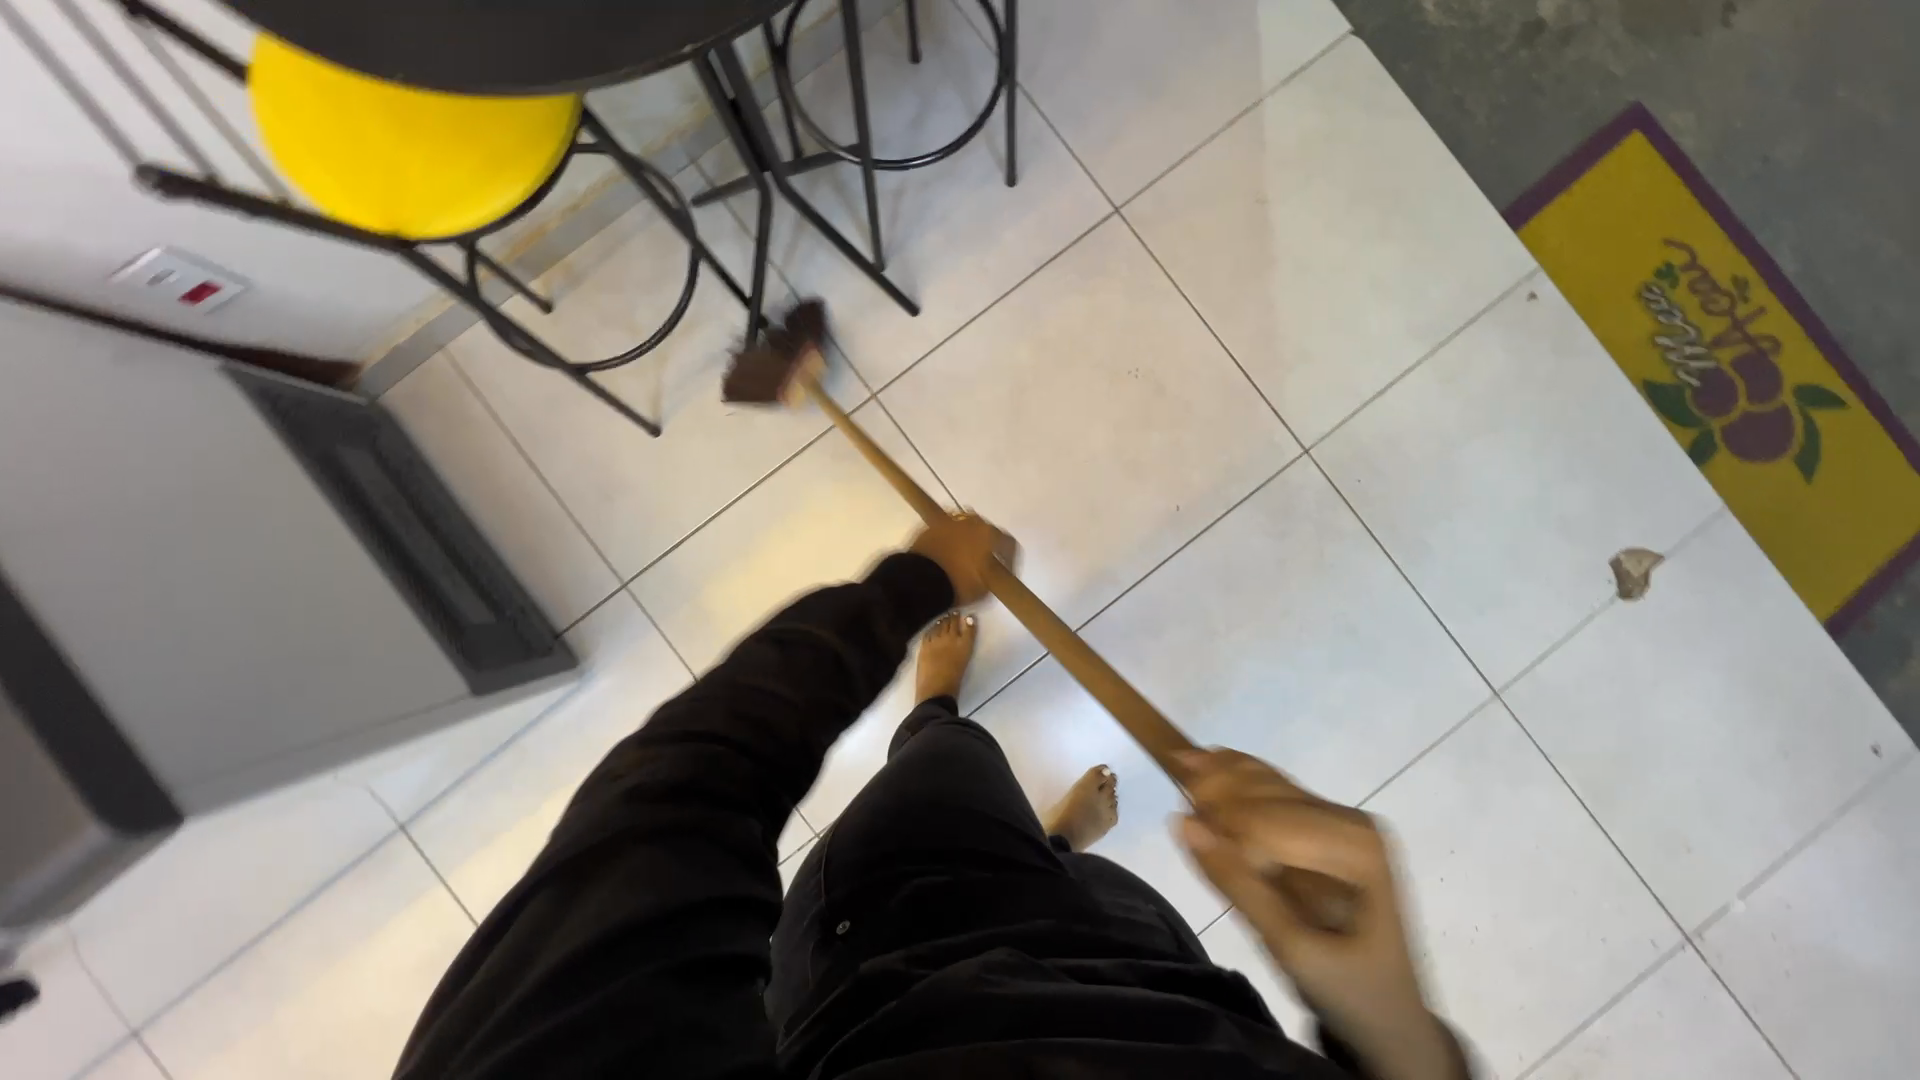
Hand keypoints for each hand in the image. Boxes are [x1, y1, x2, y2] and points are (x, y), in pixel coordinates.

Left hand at [908, 512, 1016, 605]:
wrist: (919, 580)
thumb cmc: (958, 585)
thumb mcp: (985, 590)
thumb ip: (995, 577)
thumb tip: (994, 574)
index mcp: (991, 535)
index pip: (1010, 544)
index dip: (1011, 559)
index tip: (1007, 572)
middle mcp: (973, 522)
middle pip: (987, 532)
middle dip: (988, 546)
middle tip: (985, 563)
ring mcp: (950, 521)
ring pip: (966, 528)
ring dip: (968, 540)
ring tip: (964, 558)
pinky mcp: (930, 526)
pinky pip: (946, 531)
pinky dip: (949, 541)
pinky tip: (947, 555)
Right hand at [1176, 749, 1464, 1079]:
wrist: (1389, 1015)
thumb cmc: (1345, 987)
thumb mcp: (1289, 948)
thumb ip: (1237, 884)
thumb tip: (1183, 822)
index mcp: (1356, 849)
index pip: (1271, 822)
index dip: (1223, 822)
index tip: (1182, 823)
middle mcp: (1352, 822)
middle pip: (1269, 794)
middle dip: (1221, 787)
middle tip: (1172, 770)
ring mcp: (1342, 822)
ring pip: (1269, 786)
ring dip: (1225, 776)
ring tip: (1181, 761)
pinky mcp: (1328, 827)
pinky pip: (1274, 794)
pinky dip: (1239, 782)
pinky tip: (1210, 764)